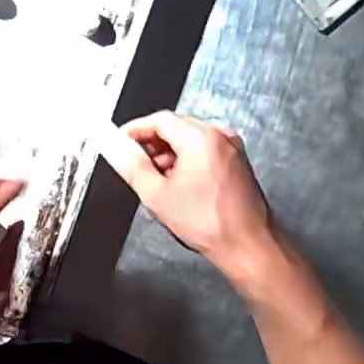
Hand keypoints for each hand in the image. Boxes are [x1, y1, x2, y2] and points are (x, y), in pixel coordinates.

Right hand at [98, 112, 278, 278]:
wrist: (245, 244)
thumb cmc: (211, 223)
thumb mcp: (156, 195)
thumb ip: (132, 167)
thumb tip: (118, 150)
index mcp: (201, 138)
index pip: (159, 119)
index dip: (135, 130)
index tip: (120, 141)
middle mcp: (220, 136)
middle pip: (175, 127)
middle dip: (151, 143)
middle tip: (132, 162)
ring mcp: (231, 148)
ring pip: (189, 140)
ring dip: (167, 154)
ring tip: (154, 180)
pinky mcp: (236, 161)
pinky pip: (204, 151)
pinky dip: (185, 161)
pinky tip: (176, 185)